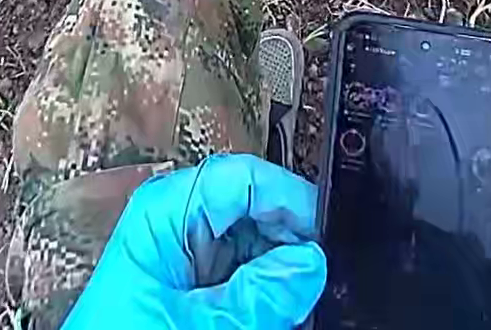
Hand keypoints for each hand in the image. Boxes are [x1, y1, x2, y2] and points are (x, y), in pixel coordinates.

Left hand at [64, 154, 328, 329]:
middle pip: (251, 204)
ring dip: (278, 264)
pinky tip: (276, 307)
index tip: (322, 232)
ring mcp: (184, 250)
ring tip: (295, 296)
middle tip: (314, 273)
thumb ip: (261, 294)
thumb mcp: (204, 327)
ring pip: (251, 237)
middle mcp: (176, 218)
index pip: (243, 176)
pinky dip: (262, 284)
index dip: (288, 198)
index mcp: (167, 210)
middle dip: (286, 235)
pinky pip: (240, 266)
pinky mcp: (190, 281)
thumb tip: (312, 261)